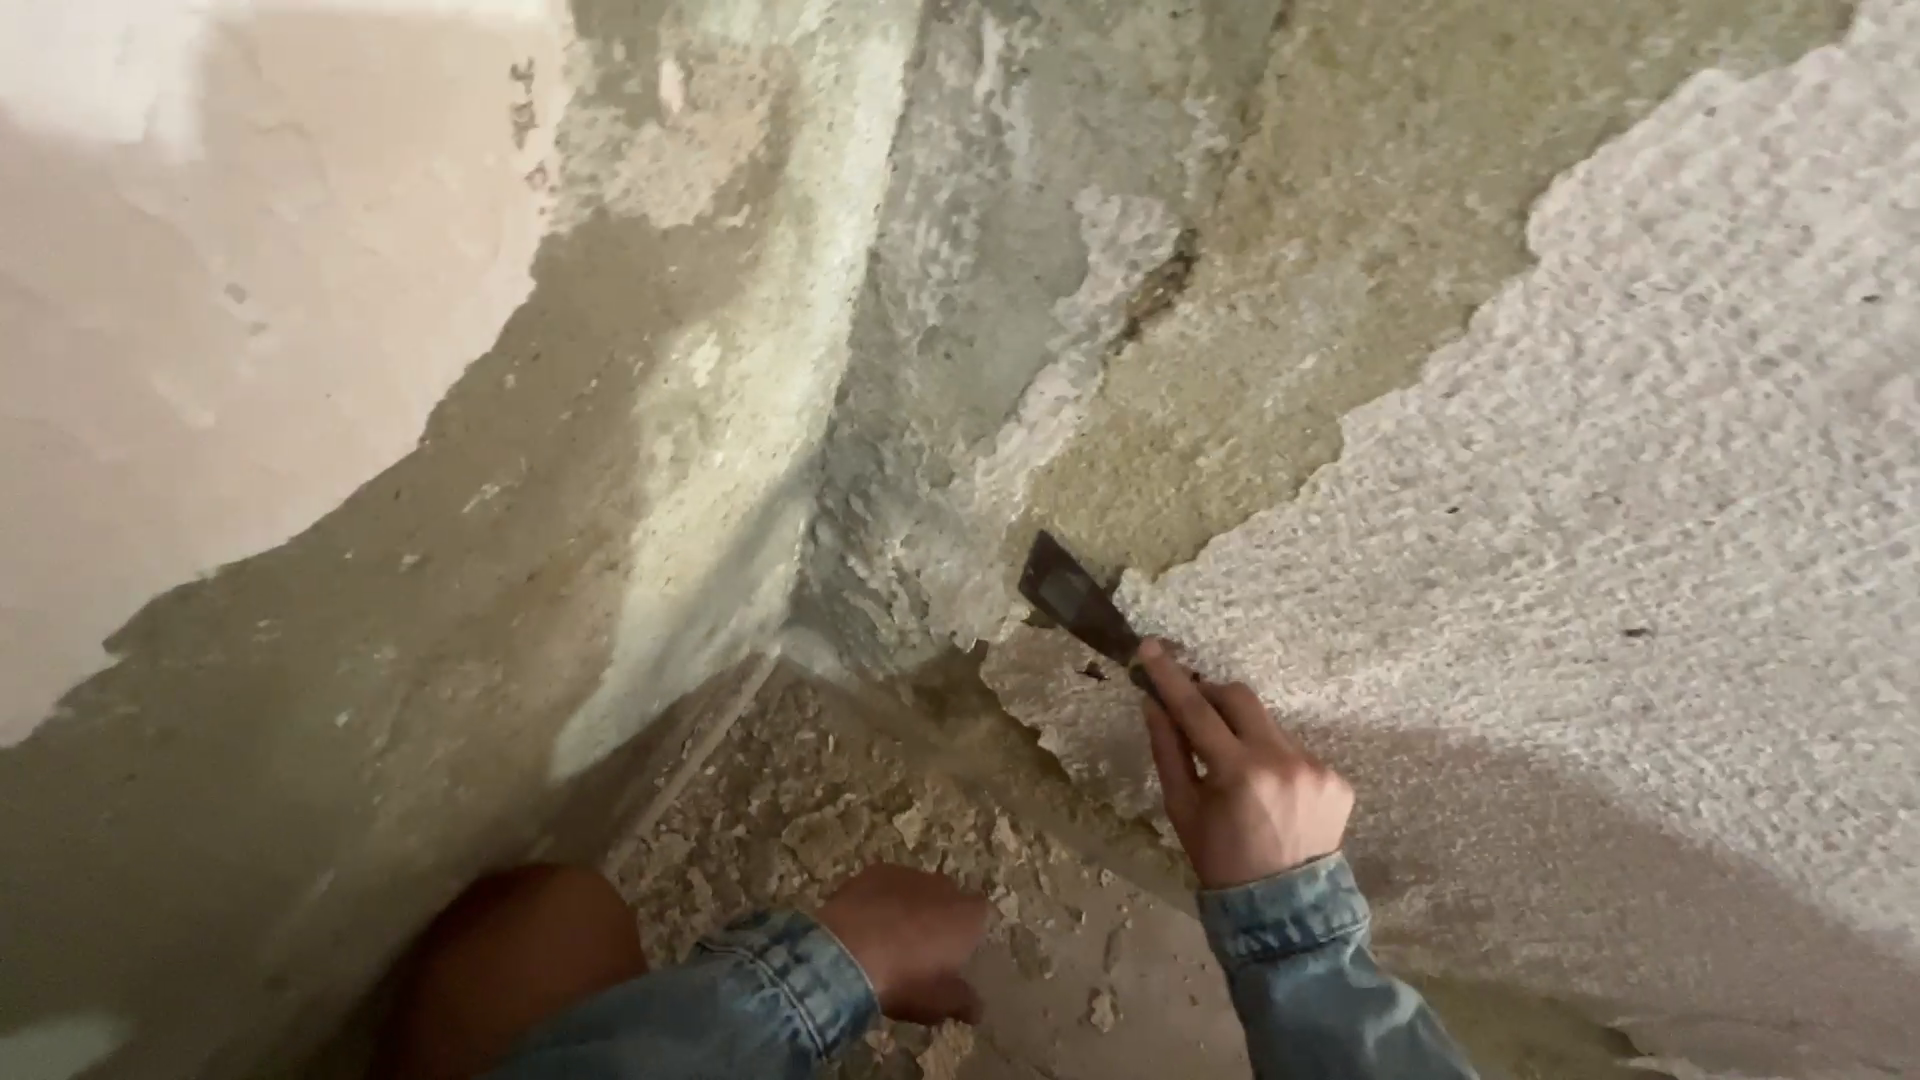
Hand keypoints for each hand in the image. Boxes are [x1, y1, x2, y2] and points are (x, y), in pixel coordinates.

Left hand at [815, 864, 989, 1024]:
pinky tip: (866, 922)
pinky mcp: (876, 870)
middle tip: (923, 948)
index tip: (958, 951)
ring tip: (890, 937)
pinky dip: (882, 899)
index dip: (971, 929)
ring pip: (917, 889)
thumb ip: (963, 1002)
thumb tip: (978, 1010)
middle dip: (939, 916)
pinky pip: (887, 884)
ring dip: (910, 907)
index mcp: (966, 916)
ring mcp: (908, 874)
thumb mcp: (938, 1003)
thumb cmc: (905, 978)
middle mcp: (942, 886)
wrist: (849, 949)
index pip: (982, 912)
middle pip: (949, 897)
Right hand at [1137, 639, 1354, 888]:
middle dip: (1211, 696)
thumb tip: (1153, 702)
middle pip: (1240, 697)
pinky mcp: (1337, 778)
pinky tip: (1267, 790)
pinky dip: (1271, 756)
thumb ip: (1168, 749)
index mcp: (1238, 773)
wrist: (1285, 910)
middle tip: (1193, 712)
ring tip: (1235, 768)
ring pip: (1267, 722)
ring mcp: (1316, 768)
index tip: (1150, 647)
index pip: (1196, 710)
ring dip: (1243, 730)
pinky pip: (1292, 748)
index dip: (1170, 676)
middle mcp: (1282, 761)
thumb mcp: (1182, 807)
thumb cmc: (1220, 859)